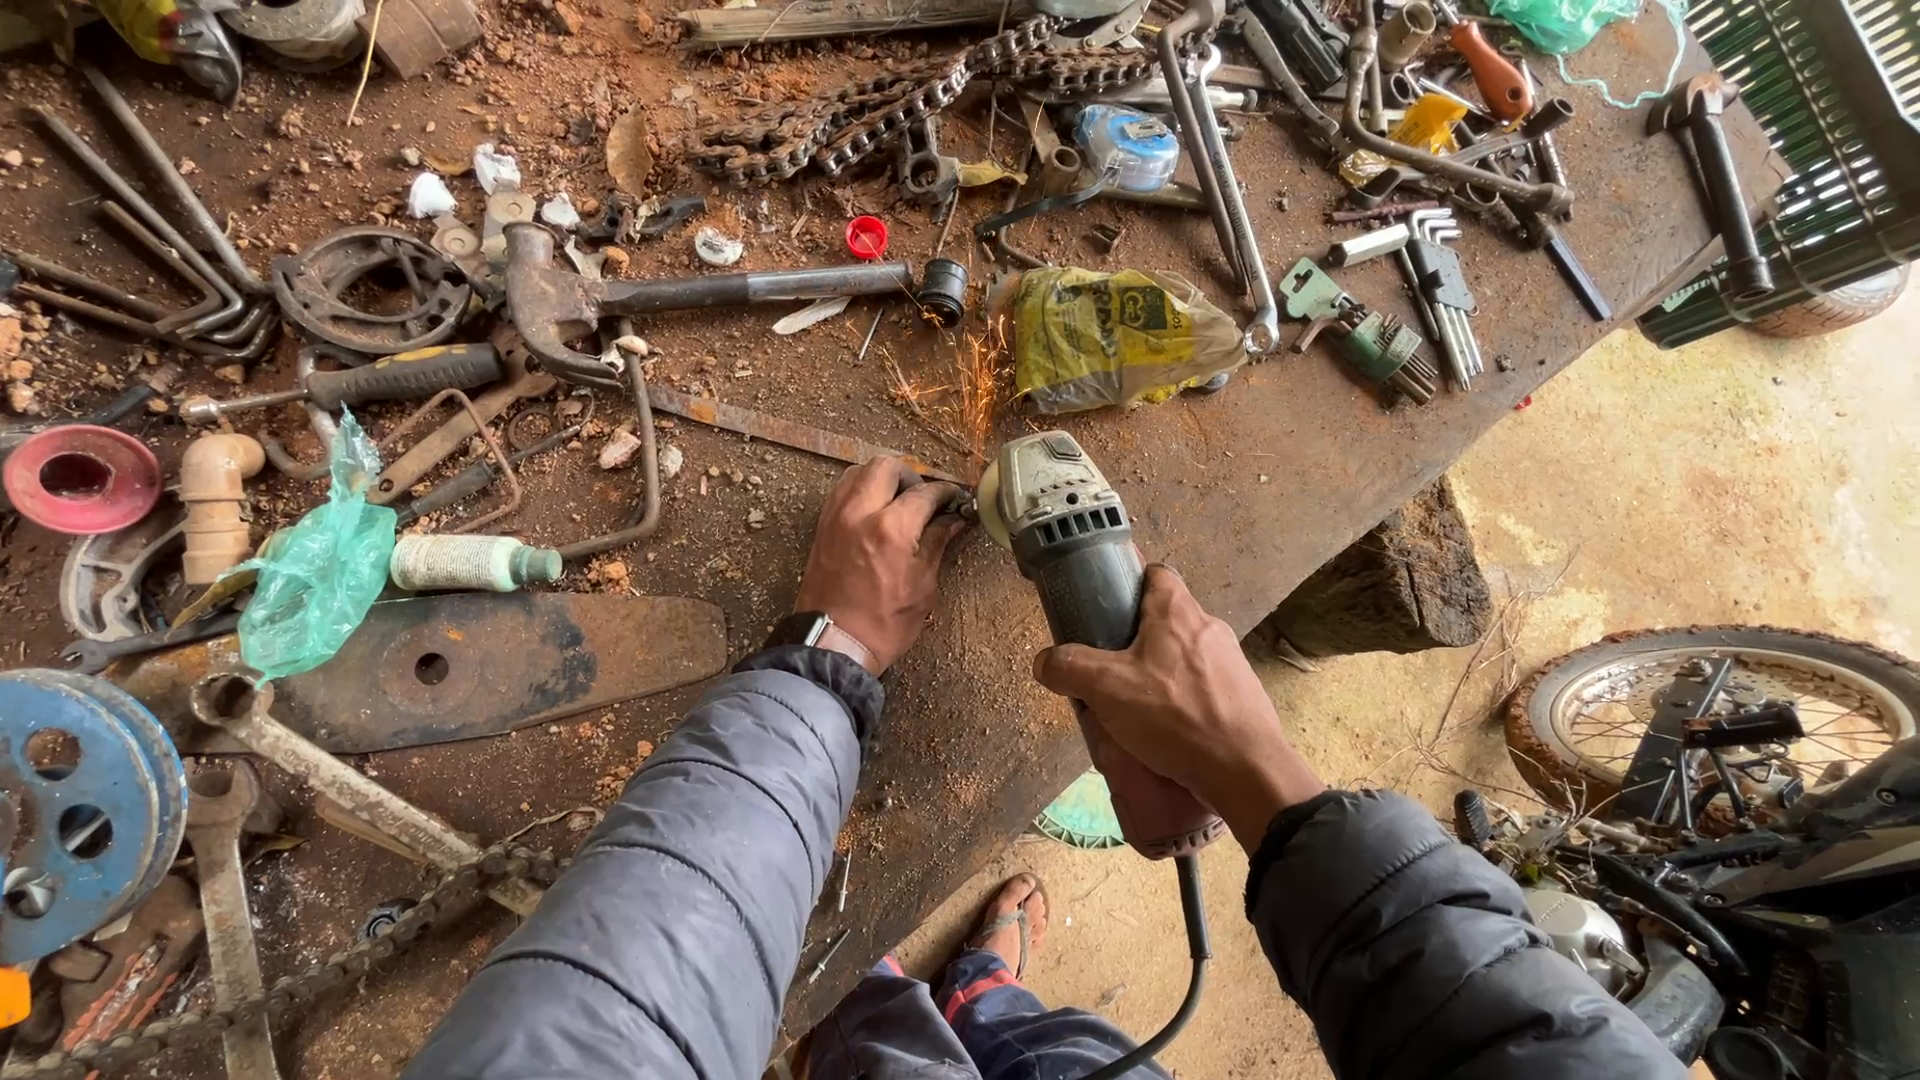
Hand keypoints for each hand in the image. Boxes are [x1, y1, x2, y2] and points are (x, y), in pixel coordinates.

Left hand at [794, 457, 969, 671]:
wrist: (834, 643)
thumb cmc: (882, 624)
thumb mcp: (922, 586)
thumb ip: (936, 543)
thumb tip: (952, 520)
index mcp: (891, 528)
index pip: (925, 493)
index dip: (946, 493)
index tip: (955, 500)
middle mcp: (859, 512)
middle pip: (887, 466)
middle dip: (912, 475)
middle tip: (925, 497)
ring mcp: (835, 517)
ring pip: (859, 471)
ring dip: (883, 478)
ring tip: (899, 501)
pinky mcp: (822, 526)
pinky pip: (842, 490)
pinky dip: (861, 489)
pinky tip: (875, 510)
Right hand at [1032, 565, 1324, 850]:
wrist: (1246, 771)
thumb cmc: (1175, 716)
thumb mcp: (1106, 689)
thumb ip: (1068, 667)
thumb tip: (1044, 662)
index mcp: (1177, 611)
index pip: (1155, 573)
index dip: (1129, 583)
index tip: (1106, 608)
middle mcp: (1209, 626)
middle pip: (1166, 617)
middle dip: (1137, 637)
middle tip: (1110, 668)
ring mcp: (1232, 661)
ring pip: (1185, 654)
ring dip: (1161, 671)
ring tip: (1137, 706)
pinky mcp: (1245, 695)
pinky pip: (1205, 685)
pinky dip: (1184, 698)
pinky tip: (1169, 729)